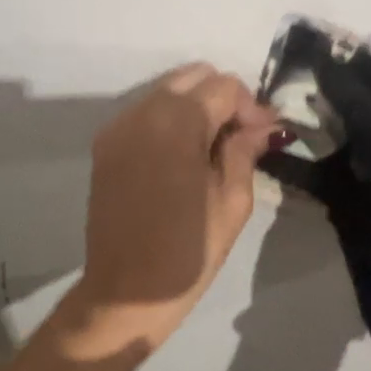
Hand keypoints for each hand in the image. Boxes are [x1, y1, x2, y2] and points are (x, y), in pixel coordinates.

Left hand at [62, 63, 278, 359]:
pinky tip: (186, 158)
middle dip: (223, 99)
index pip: (222, 87)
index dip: (250, 107)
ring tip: (216, 148)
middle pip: (191, 78)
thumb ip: (244, 151)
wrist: (127, 293)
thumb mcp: (233, 202)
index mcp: (175, 125)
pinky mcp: (105, 148)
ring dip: (196, 109)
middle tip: (244, 137)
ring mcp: (117, 129)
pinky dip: (171, 123)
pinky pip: (145, 115)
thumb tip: (258, 126)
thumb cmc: (188, 252)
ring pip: (166, 92)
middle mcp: (140, 114)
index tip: (265, 137)